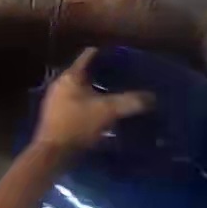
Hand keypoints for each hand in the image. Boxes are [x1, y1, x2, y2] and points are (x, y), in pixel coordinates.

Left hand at [31, 48, 154, 153]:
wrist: (53, 154)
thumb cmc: (78, 125)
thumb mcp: (108, 111)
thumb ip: (130, 101)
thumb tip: (153, 97)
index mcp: (71, 76)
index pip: (89, 55)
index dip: (106, 53)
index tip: (123, 55)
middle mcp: (61, 84)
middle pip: (86, 72)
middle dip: (105, 74)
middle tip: (126, 76)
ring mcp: (57, 101)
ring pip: (82, 89)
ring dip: (98, 90)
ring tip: (118, 93)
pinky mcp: (58, 117)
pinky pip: (78, 103)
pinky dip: (91, 104)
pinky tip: (105, 112)